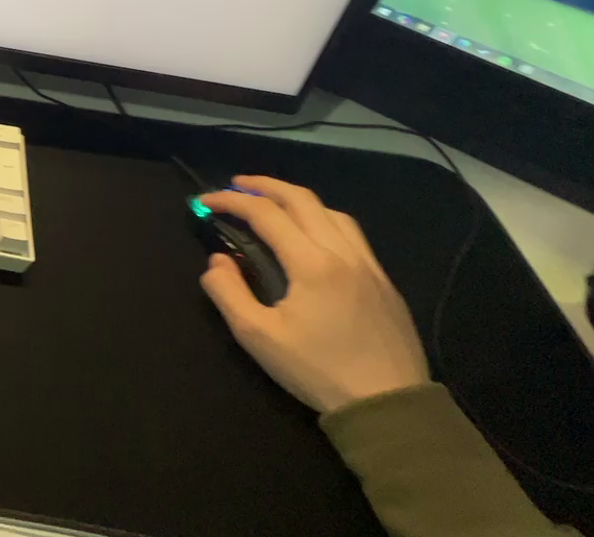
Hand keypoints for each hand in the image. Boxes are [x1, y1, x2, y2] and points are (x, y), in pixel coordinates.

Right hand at [198, 175, 429, 412]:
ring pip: (331, 212)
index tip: (204, 201)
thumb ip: (227, 291)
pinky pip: (350, 233)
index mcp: (312, 264)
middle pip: (302, 199)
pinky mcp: (384, 282)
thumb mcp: (257, 336)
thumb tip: (217, 261)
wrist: (390, 408)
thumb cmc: (318, 370)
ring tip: (271, 203)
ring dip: (296, 199)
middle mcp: (343, 254)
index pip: (265, 213)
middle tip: (234, 186)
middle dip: (263, 185)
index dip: (230, 201)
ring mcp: (369, 266)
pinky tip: (309, 234)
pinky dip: (321, 219)